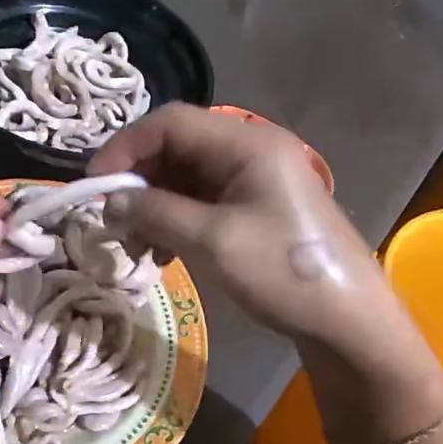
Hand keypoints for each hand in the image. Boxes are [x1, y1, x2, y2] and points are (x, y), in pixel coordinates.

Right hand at [90, 105, 395, 349]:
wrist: (347, 321)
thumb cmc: (283, 272)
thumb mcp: (213, 241)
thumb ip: (156, 212)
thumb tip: (110, 200)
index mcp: (246, 143)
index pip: (170, 123)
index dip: (126, 147)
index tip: (94, 185)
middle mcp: (249, 150)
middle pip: (176, 148)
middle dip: (139, 182)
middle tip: (114, 223)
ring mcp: (253, 178)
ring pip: (184, 177)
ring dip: (153, 206)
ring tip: (138, 247)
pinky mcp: (254, 206)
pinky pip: (201, 200)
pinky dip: (175, 220)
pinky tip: (164, 252)